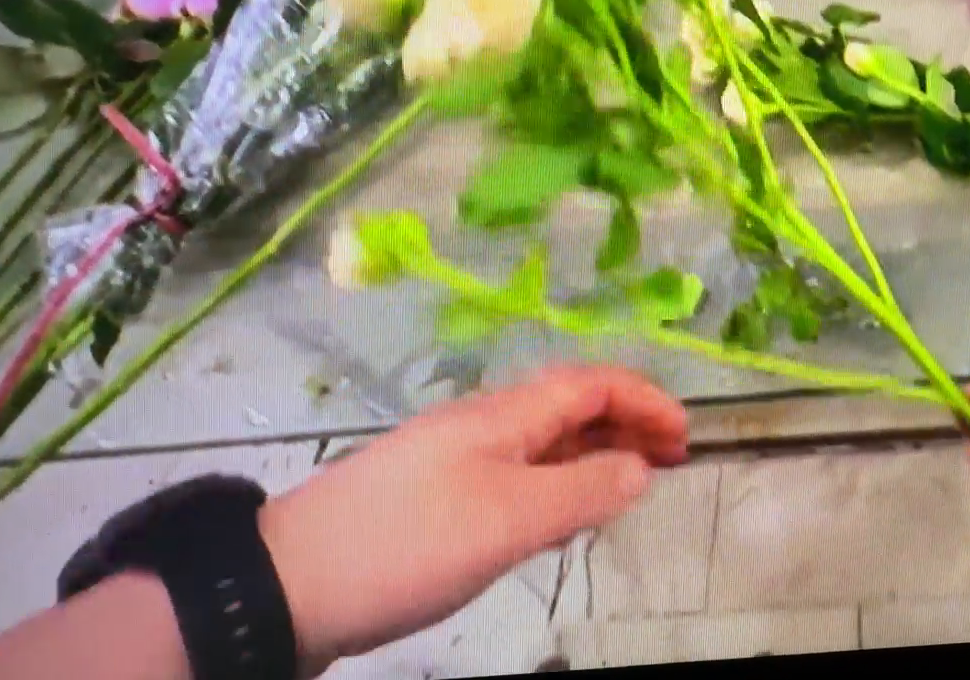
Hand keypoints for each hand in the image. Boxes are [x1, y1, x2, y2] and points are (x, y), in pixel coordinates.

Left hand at [258, 365, 688, 673]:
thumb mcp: (508, 520)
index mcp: (506, 412)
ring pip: (547, 438)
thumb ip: (582, 490)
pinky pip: (522, 468)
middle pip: (573, 405)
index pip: (592, 385)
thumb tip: (642, 467)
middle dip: (628, 422)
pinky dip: (561, 477)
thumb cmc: (407, 542)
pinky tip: (565, 506)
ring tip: (633, 479)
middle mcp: (487, 421)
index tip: (685, 435)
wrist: (283, 584)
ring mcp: (461, 455)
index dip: (645, 400)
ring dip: (597, 449)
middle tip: (671, 458)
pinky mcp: (441, 491)